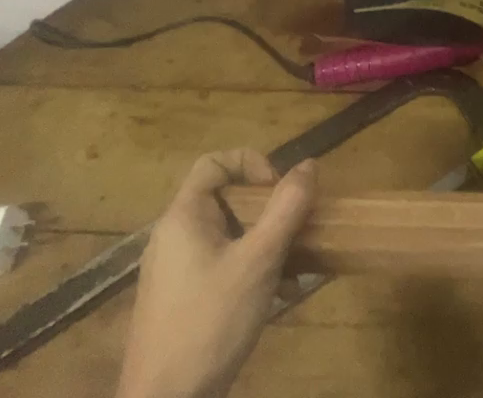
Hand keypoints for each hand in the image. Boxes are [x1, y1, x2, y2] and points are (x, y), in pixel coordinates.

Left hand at [116, 150, 317, 397]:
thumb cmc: (212, 320)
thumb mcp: (260, 259)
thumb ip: (286, 208)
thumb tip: (308, 165)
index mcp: (183, 219)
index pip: (214, 163)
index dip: (252, 163)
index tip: (280, 190)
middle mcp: (174, 237)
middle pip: (227, 199)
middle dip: (270, 208)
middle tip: (298, 228)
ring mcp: (176, 269)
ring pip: (230, 233)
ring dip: (268, 241)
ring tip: (298, 265)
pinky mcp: (183, 297)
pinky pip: (224, 262)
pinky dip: (254, 266)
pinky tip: (281, 293)